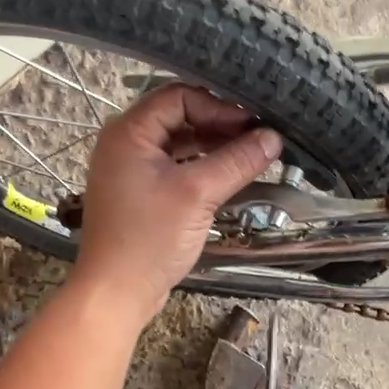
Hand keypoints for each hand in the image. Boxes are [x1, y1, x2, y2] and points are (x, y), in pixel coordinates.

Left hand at [68, 84, 281, 322]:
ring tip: (250, 158)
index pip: (179, 96)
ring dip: (214, 149)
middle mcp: (125, 144)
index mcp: (128, 132)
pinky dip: (202, 170)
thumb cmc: (148, 240)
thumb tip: (272, 139)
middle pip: (180, 118)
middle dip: (220, 126)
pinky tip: (230, 179)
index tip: (252, 123)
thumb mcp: (198, 194)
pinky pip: (176, 169)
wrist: (117, 292)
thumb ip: (236, 162)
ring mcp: (131, 171)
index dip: (219, 106)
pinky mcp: (141, 195)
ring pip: (180, 145)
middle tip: (257, 138)